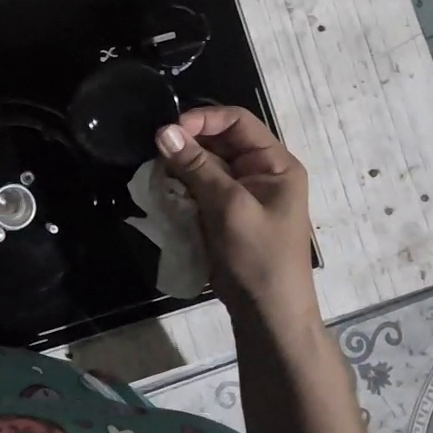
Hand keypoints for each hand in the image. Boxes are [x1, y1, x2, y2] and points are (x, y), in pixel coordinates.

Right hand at [155, 107, 314, 309]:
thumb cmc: (259, 257)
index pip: (238, 122)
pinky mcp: (222, 211)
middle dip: (187, 144)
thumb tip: (164, 132)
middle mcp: (259, 172)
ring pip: (203, 163)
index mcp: (275, 164)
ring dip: (179, 166)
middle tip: (156, 154)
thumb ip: (196, 167)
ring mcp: (240, 192)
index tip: (170, 131)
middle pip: (218, 140)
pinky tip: (162, 191)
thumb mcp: (229, 207)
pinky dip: (178, 185)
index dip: (204, 119)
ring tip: (156, 174)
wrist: (266, 312)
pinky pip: (197, 186)